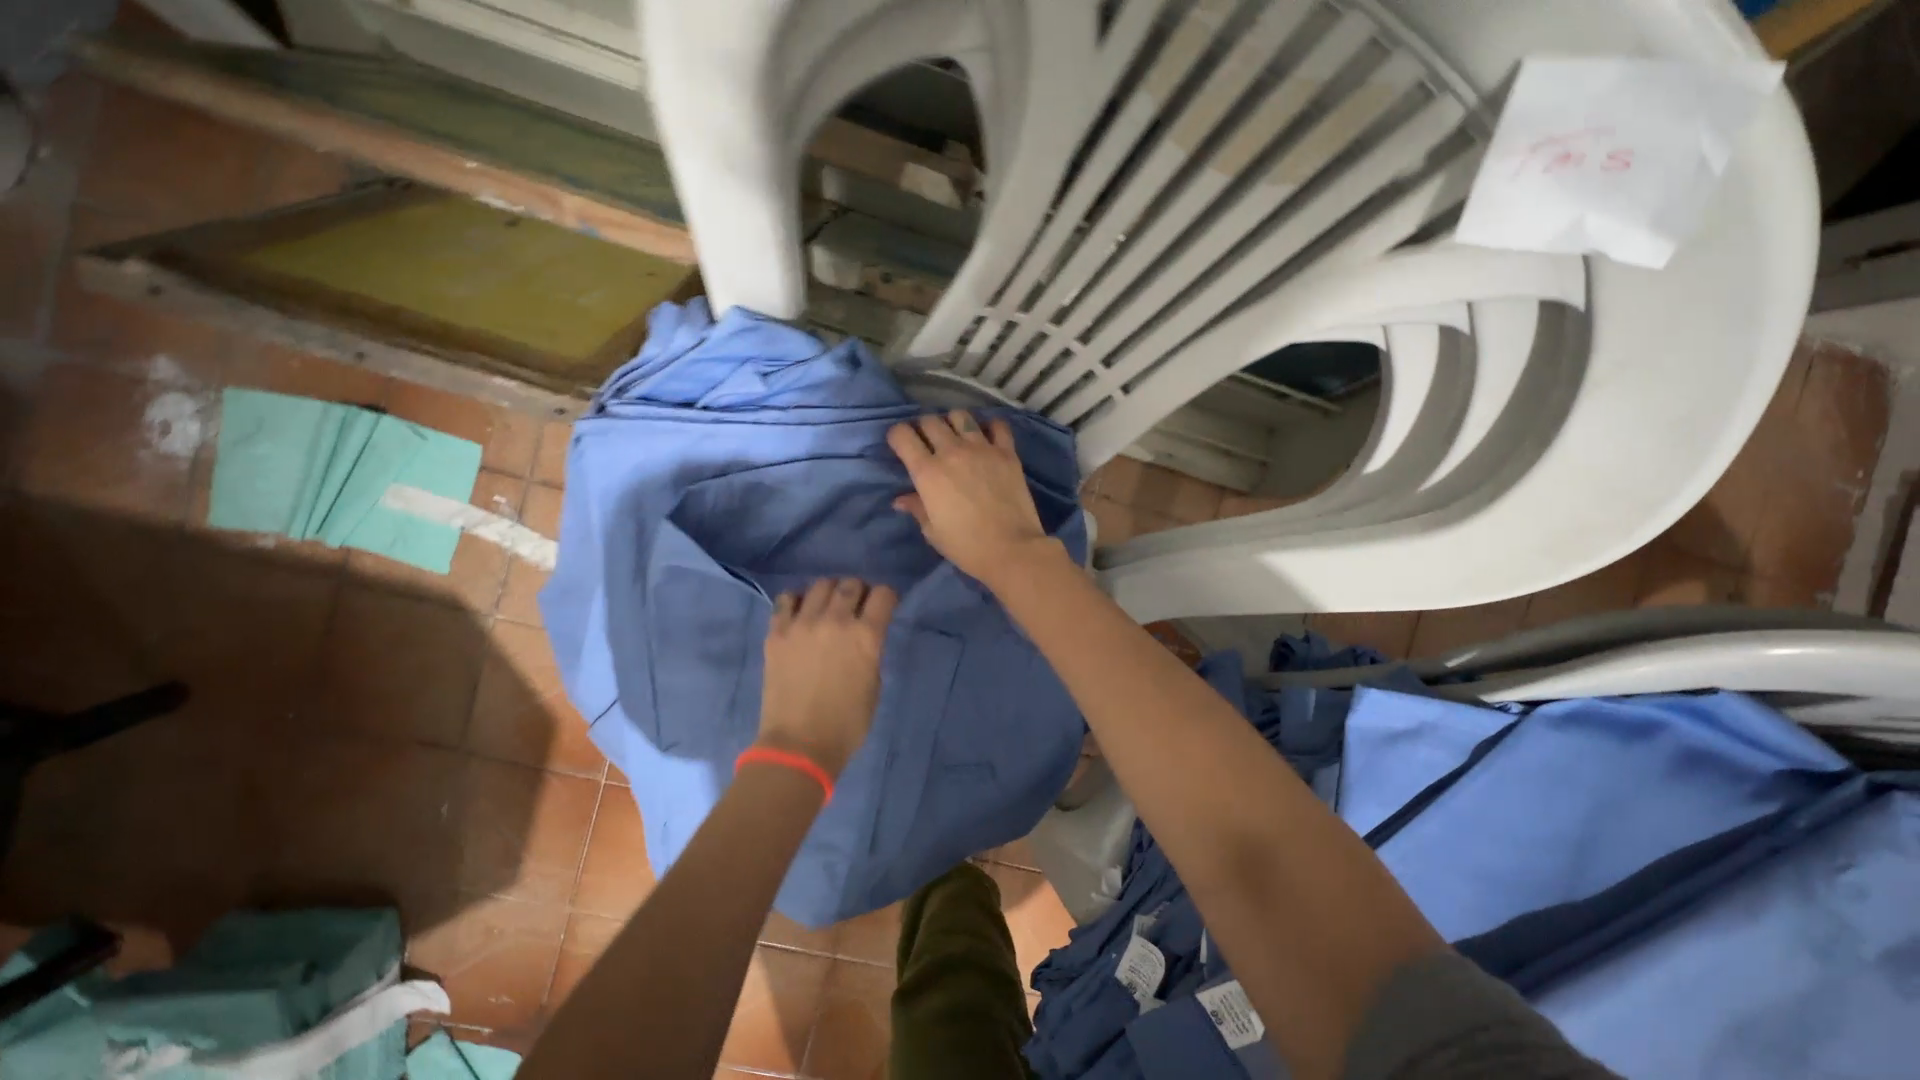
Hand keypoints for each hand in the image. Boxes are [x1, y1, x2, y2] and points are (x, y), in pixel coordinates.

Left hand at [756, 578, 898, 778]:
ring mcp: (802, 624)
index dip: (887, 597)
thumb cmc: (847, 724)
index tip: (885, 606)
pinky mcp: (776, 633)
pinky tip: (800, 615)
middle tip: (856, 605)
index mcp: (866, 636)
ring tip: (827, 608)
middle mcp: (835, 621)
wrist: (799, 745)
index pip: (883, 594)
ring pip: (819, 586)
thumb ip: (870, 653)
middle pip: (850, 583)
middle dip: (858, 591)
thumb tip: (863, 639)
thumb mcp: (874, 686)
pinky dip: (796, 602)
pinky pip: (786, 600)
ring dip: (829, 592)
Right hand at [887, 411, 1057, 585]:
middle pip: (930, 421)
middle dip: (923, 428)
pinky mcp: (1007, 453)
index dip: (897, 436)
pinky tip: (987, 437)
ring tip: (956, 436)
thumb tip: (901, 499)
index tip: (900, 446)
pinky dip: (990, 426)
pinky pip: (997, 425)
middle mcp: (952, 452)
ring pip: (960, 416)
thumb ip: (917, 508)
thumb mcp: (933, 531)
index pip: (902, 435)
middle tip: (928, 442)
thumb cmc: (965, 546)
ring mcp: (982, 449)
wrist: (1011, 549)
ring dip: (953, 422)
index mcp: (927, 472)